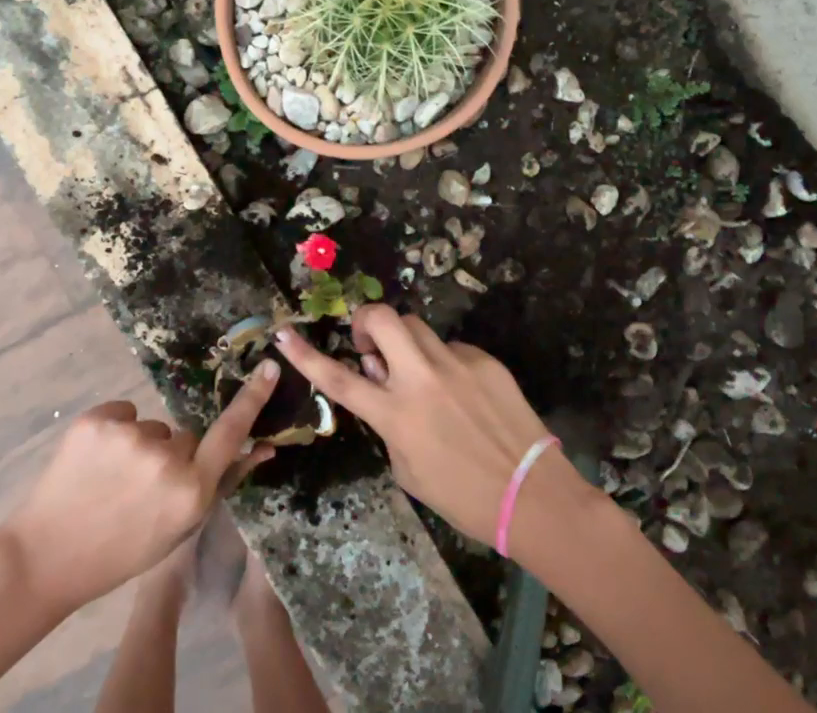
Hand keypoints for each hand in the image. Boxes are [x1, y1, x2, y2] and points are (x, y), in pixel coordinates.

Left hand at [0, 360, 279, 613]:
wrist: (49, 555)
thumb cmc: (123, 551)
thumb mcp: (181, 527)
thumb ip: (221, 483)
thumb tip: (263, 447)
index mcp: (190, 490)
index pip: (231, 433)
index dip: (253, 399)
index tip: (270, 368)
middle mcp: (164, 458)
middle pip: (186, 436)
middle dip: (174, 454)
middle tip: (143, 488)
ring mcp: (128, 435)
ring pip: (153, 427)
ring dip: (141, 446)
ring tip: (112, 481)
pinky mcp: (96, 420)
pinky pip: (123, 413)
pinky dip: (115, 431)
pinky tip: (96, 463)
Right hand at [274, 306, 560, 545]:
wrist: (532, 495)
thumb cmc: (462, 496)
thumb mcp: (407, 469)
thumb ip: (386, 423)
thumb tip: (380, 379)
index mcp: (395, 414)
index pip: (338, 378)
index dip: (306, 355)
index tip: (284, 334)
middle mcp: (422, 379)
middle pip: (383, 319)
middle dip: (366, 319)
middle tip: (370, 343)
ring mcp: (456, 365)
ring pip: (417, 327)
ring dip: (405, 343)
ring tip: (417, 372)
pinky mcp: (485, 361)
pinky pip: (452, 349)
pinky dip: (443, 363)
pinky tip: (460, 393)